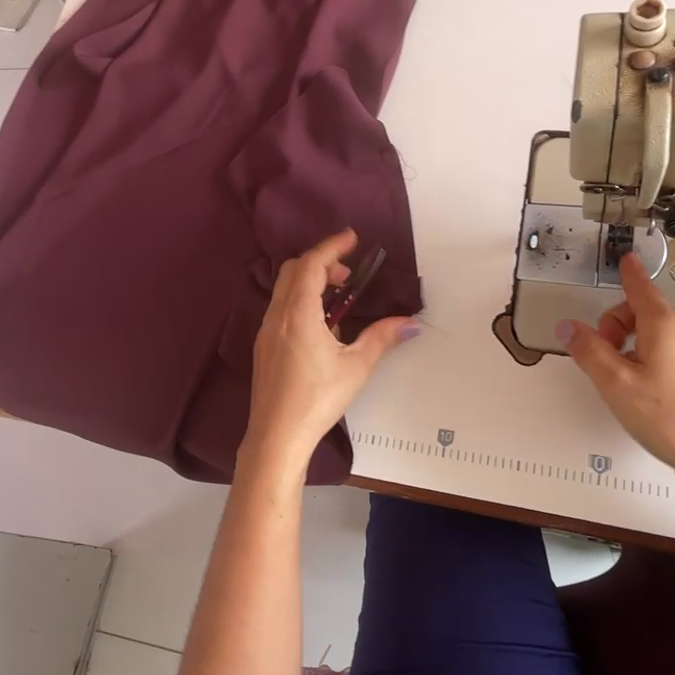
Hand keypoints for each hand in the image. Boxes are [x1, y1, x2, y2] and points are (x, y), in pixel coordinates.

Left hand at [247, 229, 420, 466]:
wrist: (277, 436)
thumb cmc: (317, 400)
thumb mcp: (356, 368)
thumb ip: (382, 338)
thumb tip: (410, 322)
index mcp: (298, 314)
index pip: (311, 265)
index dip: (331, 247)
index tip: (352, 238)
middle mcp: (276, 316)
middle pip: (293, 271)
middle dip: (321, 263)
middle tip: (348, 275)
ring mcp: (266, 332)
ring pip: (284, 289)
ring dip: (310, 282)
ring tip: (338, 298)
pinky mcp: (263, 347)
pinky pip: (280, 308)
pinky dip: (300, 300)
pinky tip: (321, 325)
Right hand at [556, 252, 674, 488]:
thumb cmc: (671, 418)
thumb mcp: (615, 383)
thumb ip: (588, 351)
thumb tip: (567, 327)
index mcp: (663, 327)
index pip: (641, 289)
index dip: (629, 274)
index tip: (626, 259)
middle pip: (643, 314)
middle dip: (616, 327)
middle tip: (602, 357)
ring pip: (656, 337)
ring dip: (631, 348)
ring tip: (622, 382)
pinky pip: (670, 355)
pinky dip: (649, 362)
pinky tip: (644, 395)